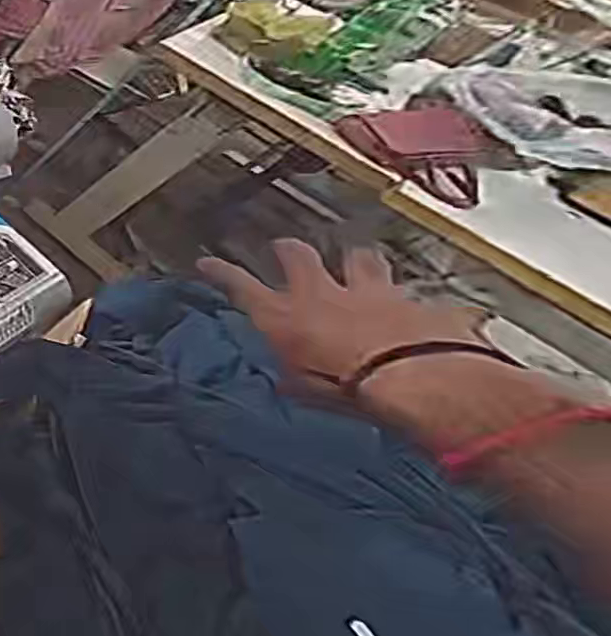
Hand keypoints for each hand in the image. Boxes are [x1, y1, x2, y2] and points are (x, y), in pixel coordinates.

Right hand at [197, 239, 487, 385]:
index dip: (220, 272)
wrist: (424, 382)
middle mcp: (320, 295)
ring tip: (357, 259)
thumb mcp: (305, 388)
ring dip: (356, 260)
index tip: (208, 262)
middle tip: (286, 247)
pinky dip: (422, 302)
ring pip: (359, 259)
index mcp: (282, 315)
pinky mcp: (422, 304)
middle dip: (288, 249)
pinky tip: (429, 308)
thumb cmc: (350, 388)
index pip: (238, 284)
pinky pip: (422, 296)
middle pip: (297, 255)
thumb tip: (288, 381)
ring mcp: (374, 294)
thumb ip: (295, 374)